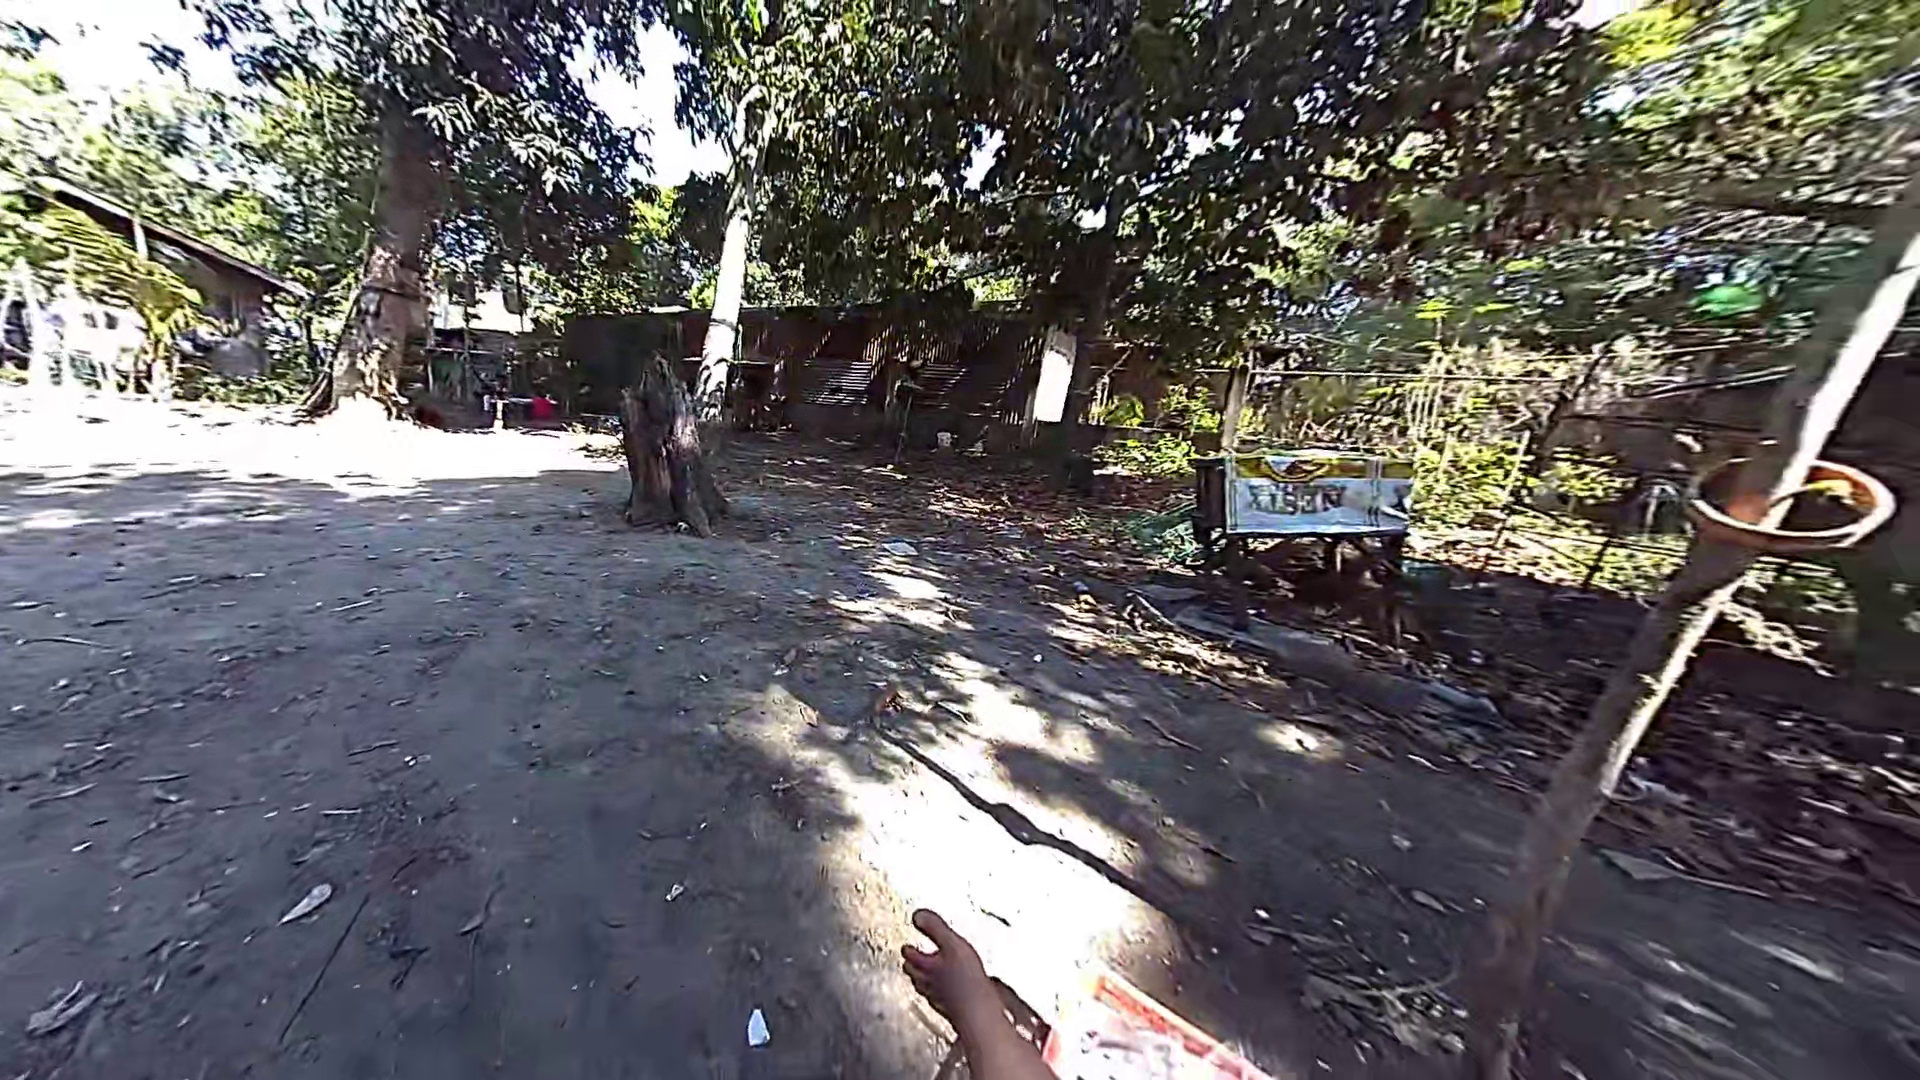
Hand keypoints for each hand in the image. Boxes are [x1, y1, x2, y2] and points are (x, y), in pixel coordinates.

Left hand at [901, 909, 996, 1023]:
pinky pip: (938, 1000)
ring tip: (922, 977)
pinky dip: (936, 994)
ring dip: (921, 981)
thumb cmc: (966, 979)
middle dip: (911, 966)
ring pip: (925, 989)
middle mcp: (930, 984)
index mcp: (927, 966)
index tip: (905, 946)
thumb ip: (934, 927)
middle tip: (908, 960)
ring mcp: (940, 1000)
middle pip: (915, 975)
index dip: (908, 950)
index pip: (912, 957)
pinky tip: (944, 994)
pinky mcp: (951, 1011)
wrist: (978, 1014)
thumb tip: (917, 915)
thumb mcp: (952, 943)